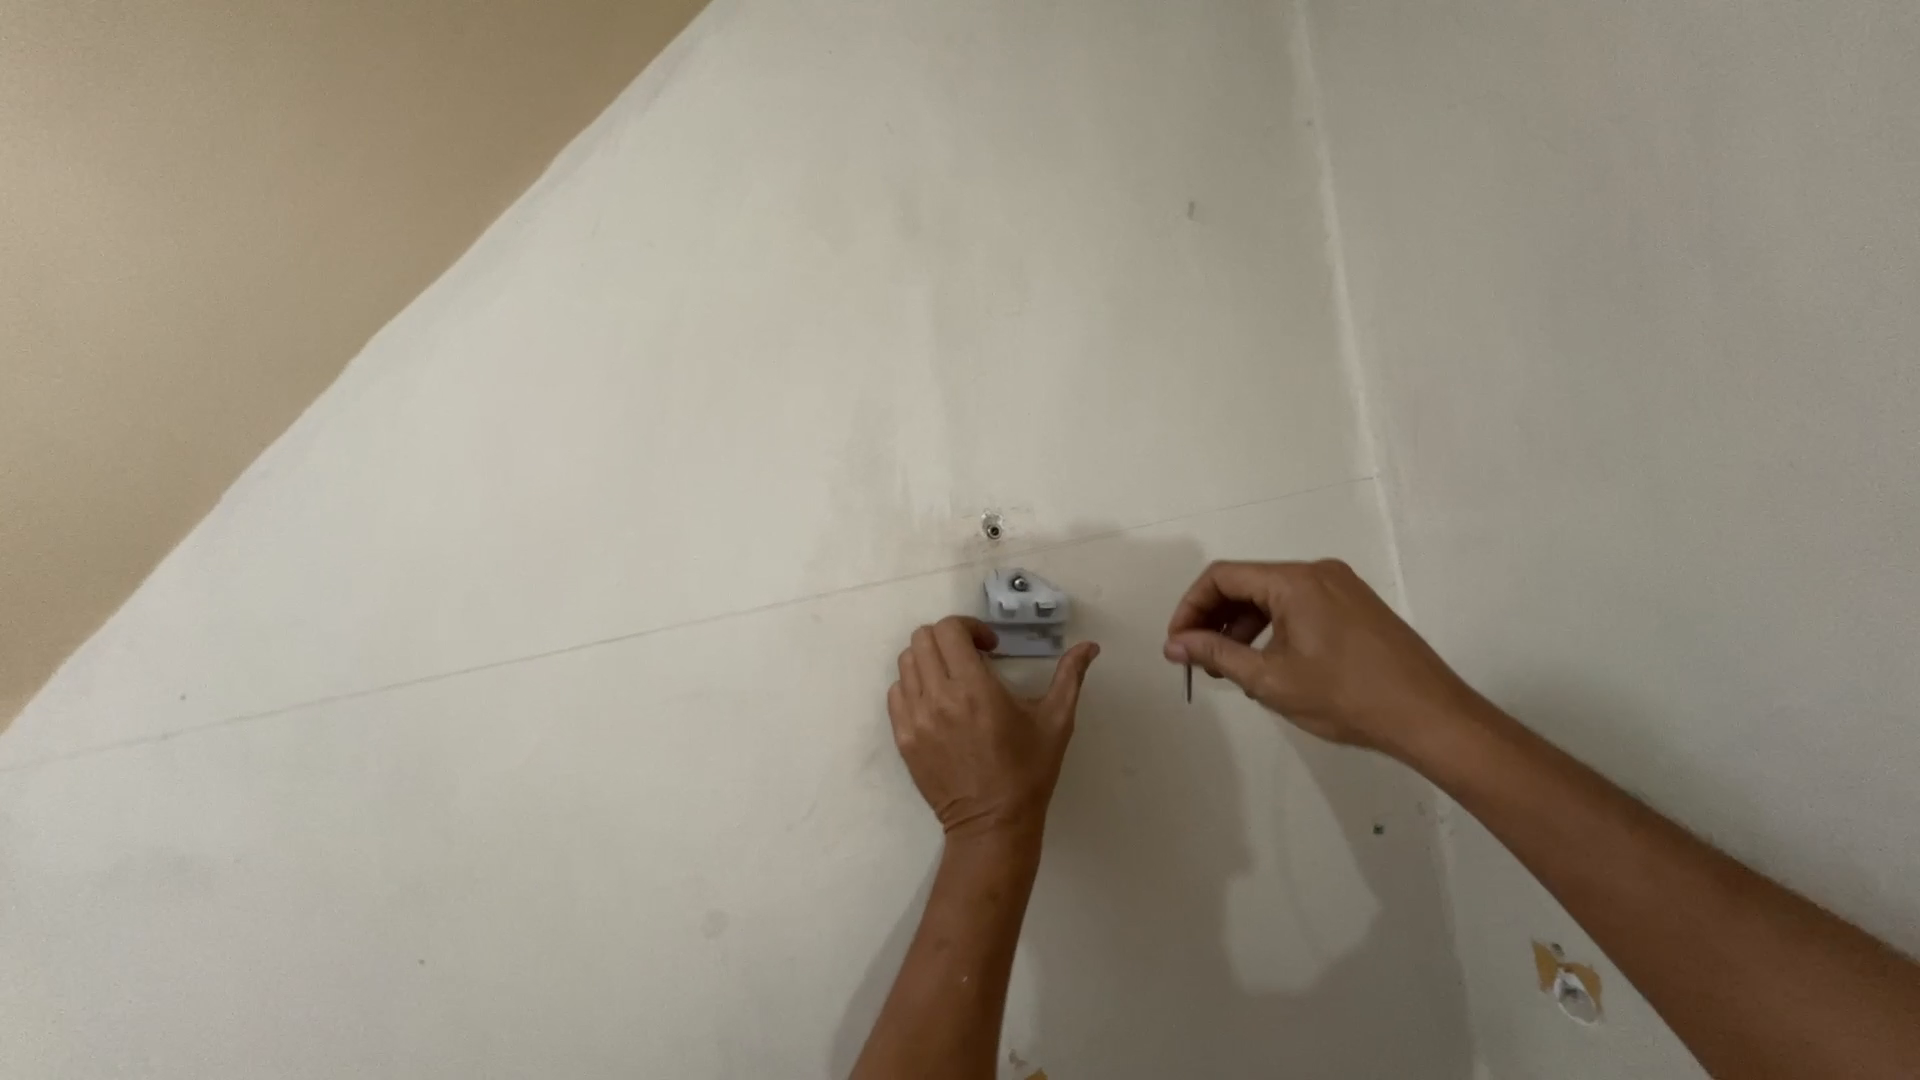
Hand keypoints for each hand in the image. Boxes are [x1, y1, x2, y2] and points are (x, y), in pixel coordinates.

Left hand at [889, 616, 1099, 841]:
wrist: (993, 823)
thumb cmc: (1028, 771)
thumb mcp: (1056, 721)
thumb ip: (1070, 676)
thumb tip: (1090, 646)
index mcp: (975, 689)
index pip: (949, 630)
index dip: (969, 628)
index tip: (989, 648)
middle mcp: (938, 698)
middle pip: (923, 639)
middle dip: (948, 639)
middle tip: (971, 658)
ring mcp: (915, 719)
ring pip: (906, 663)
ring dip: (929, 660)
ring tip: (952, 679)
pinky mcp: (903, 738)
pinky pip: (896, 693)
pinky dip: (914, 686)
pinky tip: (937, 702)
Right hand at [1163, 560, 1484, 758]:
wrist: (1432, 718)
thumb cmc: (1345, 697)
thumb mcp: (1270, 679)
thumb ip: (1216, 654)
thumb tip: (1174, 643)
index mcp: (1294, 581)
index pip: (1221, 577)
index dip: (1190, 607)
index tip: (1177, 644)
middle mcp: (1316, 572)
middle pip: (1246, 583)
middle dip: (1213, 619)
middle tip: (1197, 659)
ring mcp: (1340, 587)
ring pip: (1271, 596)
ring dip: (1240, 626)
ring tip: (1227, 668)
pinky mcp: (1354, 606)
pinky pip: (1297, 606)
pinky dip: (1271, 628)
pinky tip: (1265, 663)